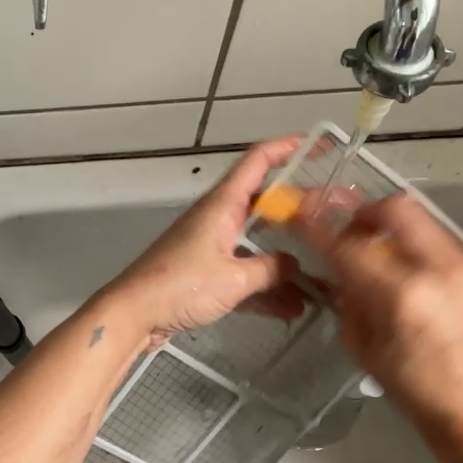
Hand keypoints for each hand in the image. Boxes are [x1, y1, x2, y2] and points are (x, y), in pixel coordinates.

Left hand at [101, 137, 307, 342]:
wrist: (132, 315)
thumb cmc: (179, 287)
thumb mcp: (234, 279)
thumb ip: (271, 271)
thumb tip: (295, 268)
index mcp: (222, 206)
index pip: (258, 161)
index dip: (289, 148)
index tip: (319, 146)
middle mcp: (216, 220)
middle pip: (263, 207)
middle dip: (297, 217)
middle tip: (329, 227)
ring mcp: (209, 248)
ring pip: (255, 247)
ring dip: (284, 266)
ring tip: (318, 285)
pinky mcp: (202, 276)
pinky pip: (242, 276)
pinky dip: (264, 290)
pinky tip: (290, 310)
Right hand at [301, 192, 462, 434]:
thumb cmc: (412, 388)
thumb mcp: (362, 347)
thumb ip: (350, 300)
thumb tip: (342, 270)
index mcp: (401, 296)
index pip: (349, 246)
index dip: (320, 228)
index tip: (305, 216)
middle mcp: (439, 271)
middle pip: (397, 209)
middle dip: (366, 212)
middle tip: (353, 229)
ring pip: (425, 223)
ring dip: (397, 233)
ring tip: (387, 259)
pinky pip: (447, 247)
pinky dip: (424, 255)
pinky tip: (421, 283)